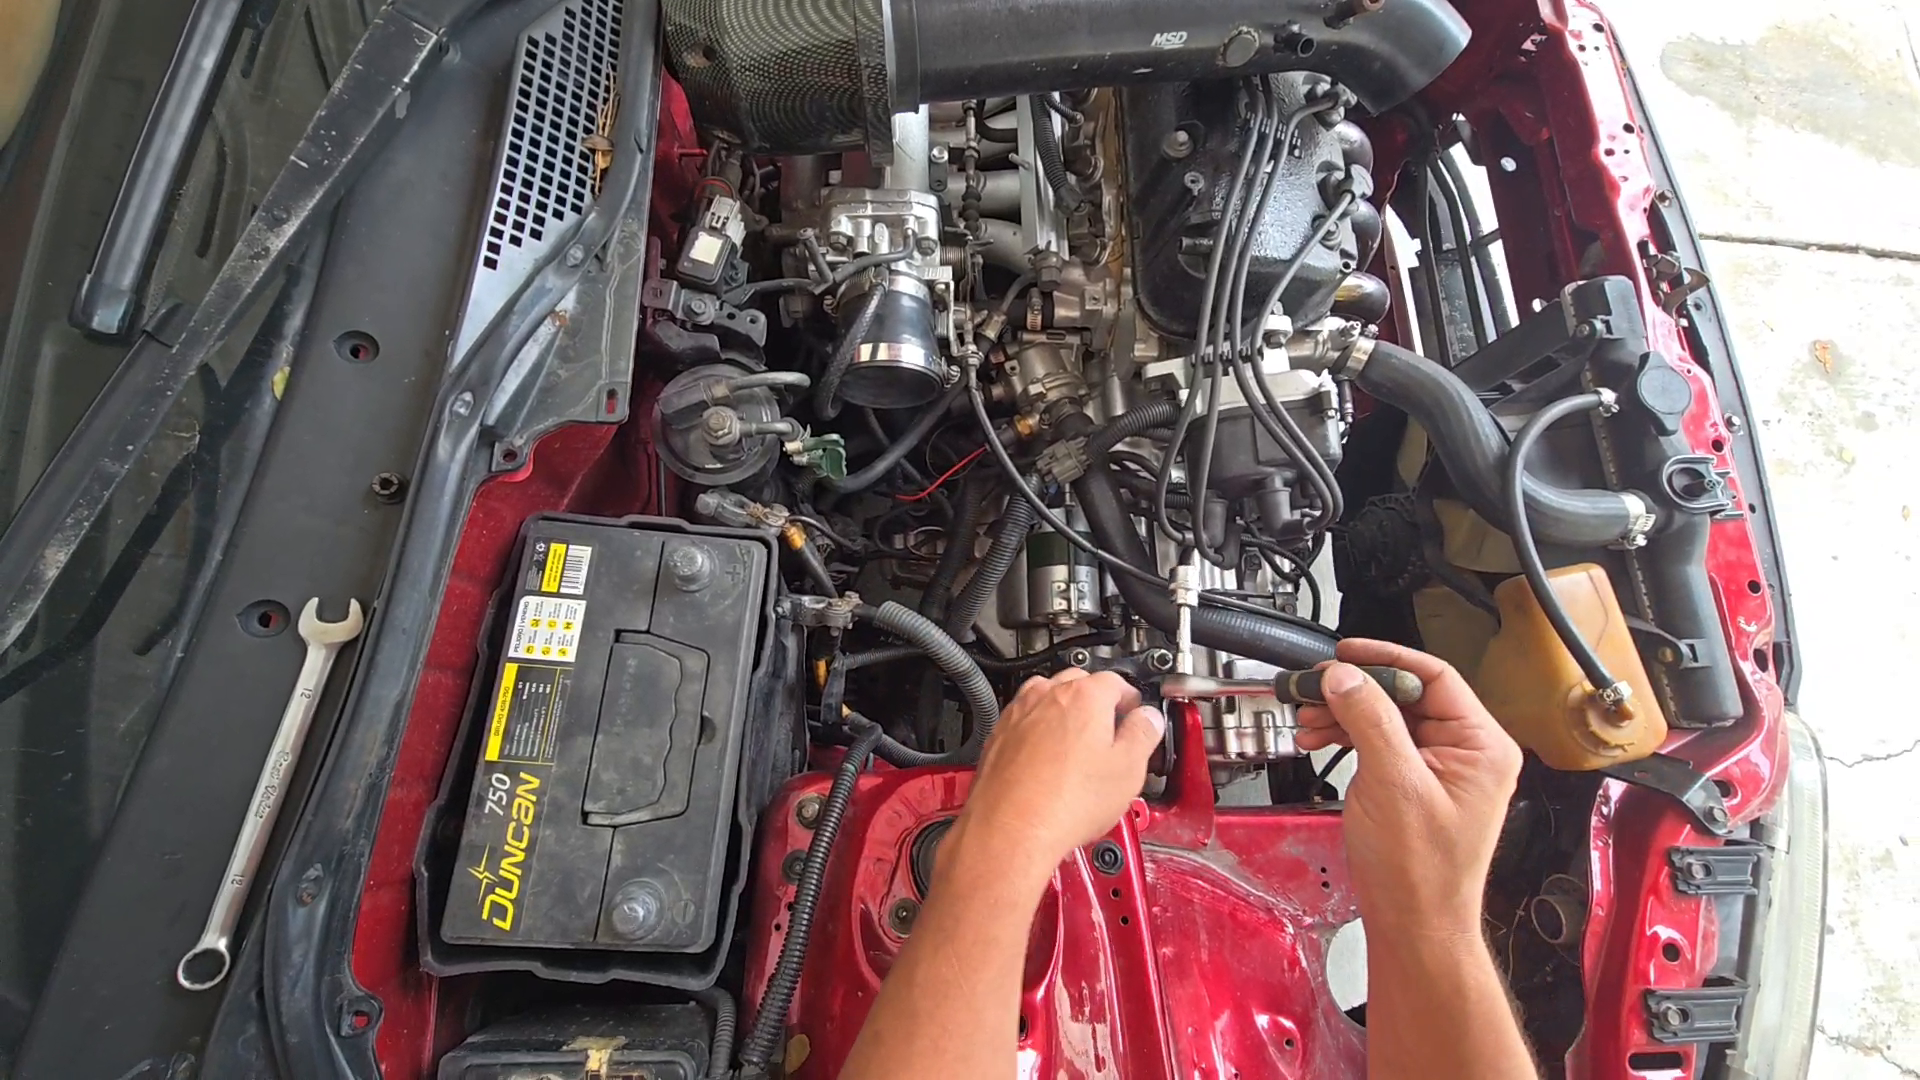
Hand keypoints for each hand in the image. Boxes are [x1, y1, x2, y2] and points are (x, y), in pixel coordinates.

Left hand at [948, 670, 1164, 883]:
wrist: (1011, 828)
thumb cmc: (1064, 802)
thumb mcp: (1127, 770)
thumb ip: (1143, 735)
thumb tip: (1148, 719)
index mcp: (1084, 696)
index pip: (1116, 681)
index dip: (1131, 700)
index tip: (1135, 715)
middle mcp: (1047, 695)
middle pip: (1080, 684)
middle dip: (1098, 702)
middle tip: (1110, 732)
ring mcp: (1019, 712)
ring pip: (1049, 699)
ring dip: (1065, 713)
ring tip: (1078, 746)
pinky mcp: (1000, 734)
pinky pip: (1025, 720)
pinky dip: (1039, 730)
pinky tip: (1048, 760)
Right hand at [1295, 639, 1522, 942]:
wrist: (1410, 919)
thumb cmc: (1419, 869)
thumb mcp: (1393, 783)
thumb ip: (1369, 720)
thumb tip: (1343, 676)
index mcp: (1479, 745)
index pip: (1434, 676)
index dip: (1386, 658)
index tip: (1345, 654)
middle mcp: (1461, 750)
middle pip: (1402, 693)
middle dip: (1352, 691)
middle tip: (1314, 688)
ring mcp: (1433, 764)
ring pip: (1381, 714)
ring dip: (1340, 712)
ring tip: (1308, 718)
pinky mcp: (1407, 777)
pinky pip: (1373, 737)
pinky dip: (1342, 733)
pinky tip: (1316, 737)